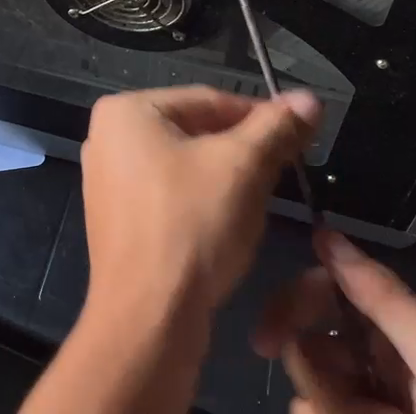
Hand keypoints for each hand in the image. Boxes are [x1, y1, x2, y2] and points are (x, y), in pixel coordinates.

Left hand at [80, 85, 322, 320]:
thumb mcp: (242, 168)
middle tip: (286, 170)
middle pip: (194, 131)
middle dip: (242, 151)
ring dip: (227, 179)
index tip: (301, 134)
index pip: (208, 99)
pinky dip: (202, 204)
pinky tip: (229, 226)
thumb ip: (276, 129)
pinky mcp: (118, 218)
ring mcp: (107, 180)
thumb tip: (308, 98)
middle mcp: (107, 137)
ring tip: (261, 199)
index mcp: (125, 111)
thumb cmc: (191, 226)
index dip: (260, 116)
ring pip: (184, 165)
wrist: (149, 315)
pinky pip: (169, 196)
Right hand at [253, 230, 415, 413]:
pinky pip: (323, 408)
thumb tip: (325, 233)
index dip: (297, 305)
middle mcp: (394, 365)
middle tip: (321, 406)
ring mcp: (382, 402)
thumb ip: (390, 303)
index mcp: (415, 333)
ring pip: (317, 387)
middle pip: (318, 343)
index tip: (266, 341)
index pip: (336, 290)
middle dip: (309, 373)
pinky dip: (321, 411)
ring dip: (318, 401)